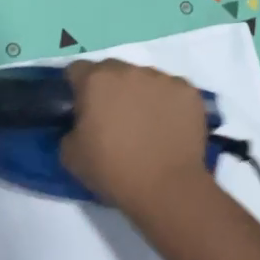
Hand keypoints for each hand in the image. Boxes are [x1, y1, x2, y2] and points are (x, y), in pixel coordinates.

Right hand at [61, 59, 214, 212]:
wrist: (167, 188)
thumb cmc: (113, 171)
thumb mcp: (70, 155)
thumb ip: (70, 128)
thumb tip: (81, 124)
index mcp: (96, 81)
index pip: (77, 70)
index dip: (76, 89)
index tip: (81, 109)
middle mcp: (129, 71)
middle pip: (112, 70)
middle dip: (108, 88)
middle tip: (112, 118)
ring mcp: (163, 79)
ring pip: (144, 78)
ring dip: (139, 93)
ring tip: (145, 124)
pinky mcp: (189, 92)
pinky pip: (171, 91)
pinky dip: (166, 103)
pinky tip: (167, 127)